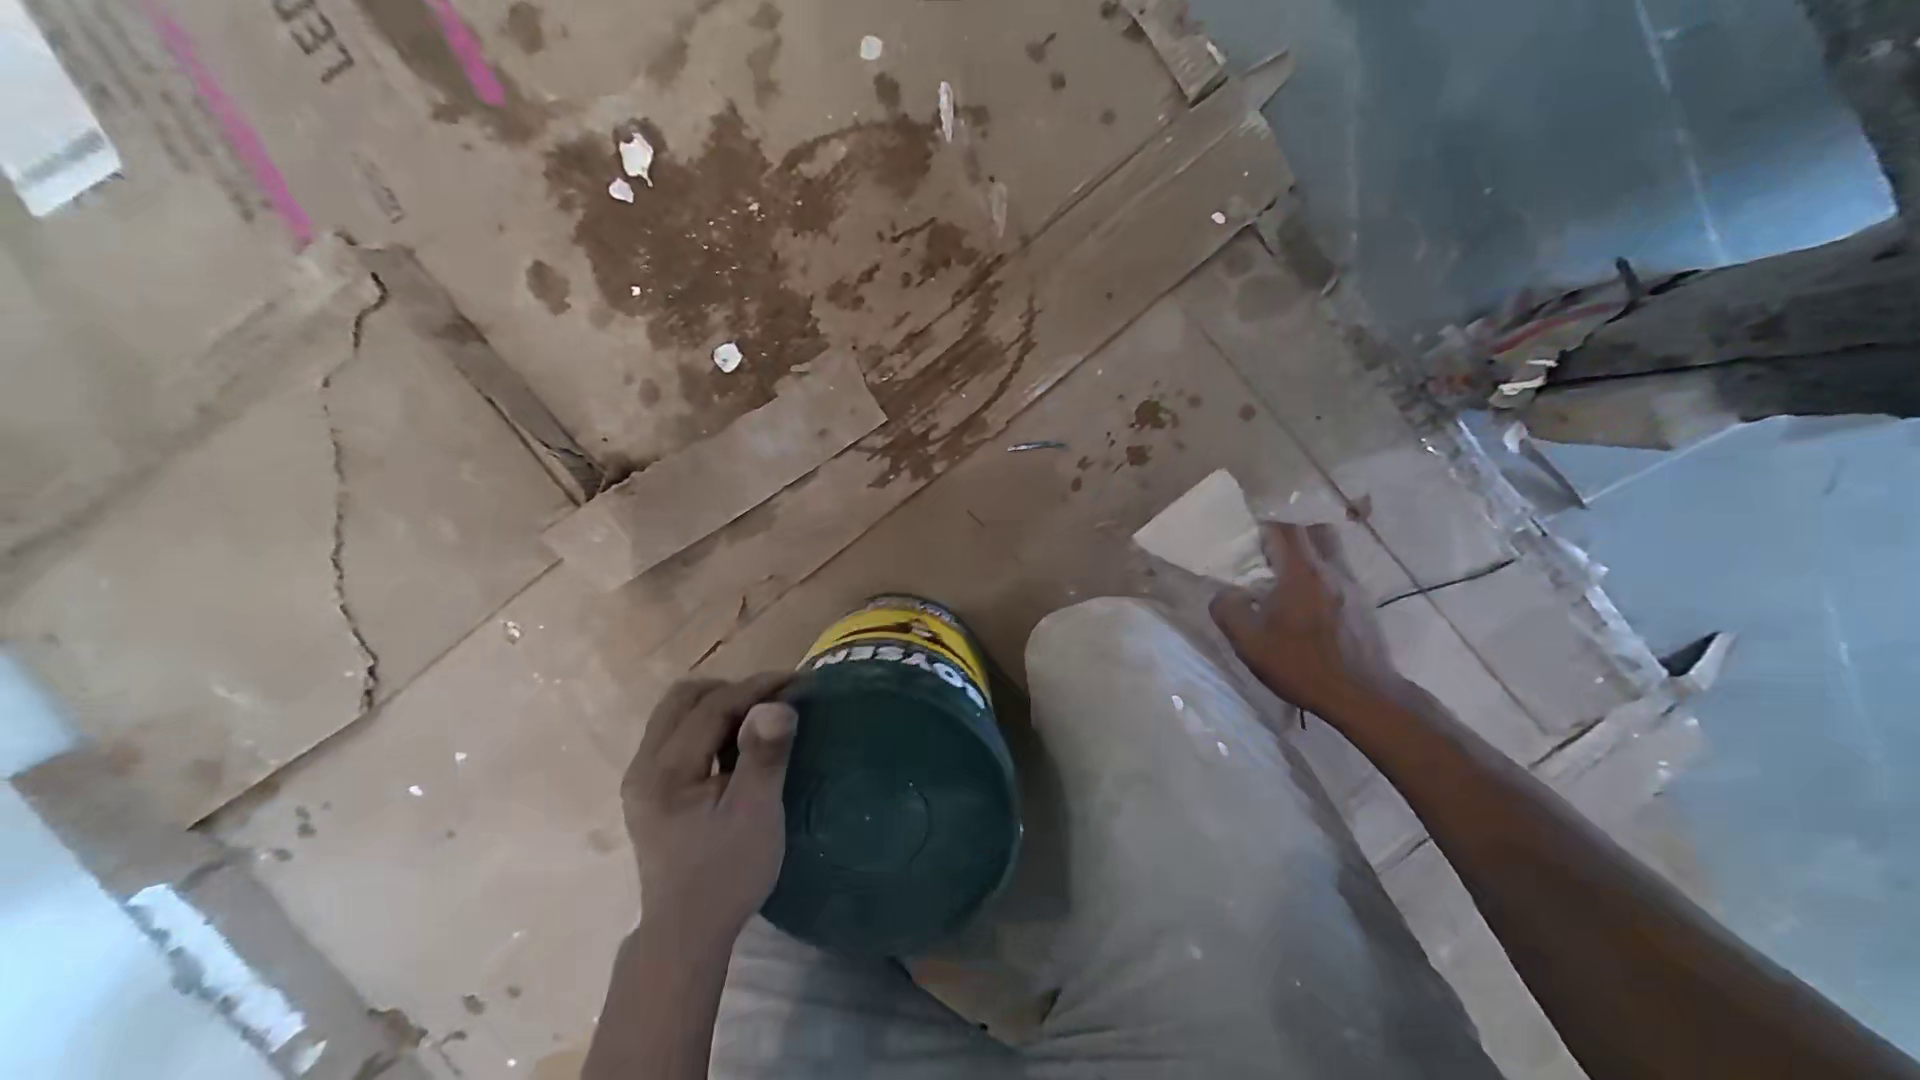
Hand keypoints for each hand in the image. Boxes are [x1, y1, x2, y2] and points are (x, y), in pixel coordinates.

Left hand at [621, 674, 796, 949]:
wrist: (687, 933)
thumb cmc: (725, 873)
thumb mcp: (755, 814)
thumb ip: (763, 756)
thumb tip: (777, 704)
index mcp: (664, 770)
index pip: (710, 707)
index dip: (755, 687)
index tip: (796, 680)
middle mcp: (643, 765)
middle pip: (683, 699)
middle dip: (733, 690)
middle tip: (775, 699)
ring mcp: (643, 778)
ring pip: (678, 714)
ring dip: (720, 705)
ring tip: (761, 716)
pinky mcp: (652, 790)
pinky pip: (679, 735)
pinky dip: (710, 725)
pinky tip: (738, 742)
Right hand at [1209, 522, 1405, 720]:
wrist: (1362, 696)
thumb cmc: (1301, 665)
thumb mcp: (1249, 643)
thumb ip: (1228, 610)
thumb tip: (1228, 592)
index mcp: (1302, 573)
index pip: (1285, 527)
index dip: (1266, 520)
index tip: (1249, 528)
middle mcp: (1331, 570)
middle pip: (1314, 529)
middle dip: (1290, 529)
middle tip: (1268, 547)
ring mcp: (1353, 585)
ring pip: (1331, 549)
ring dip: (1309, 550)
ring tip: (1286, 574)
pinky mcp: (1364, 604)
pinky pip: (1339, 572)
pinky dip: (1321, 573)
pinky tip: (1307, 602)